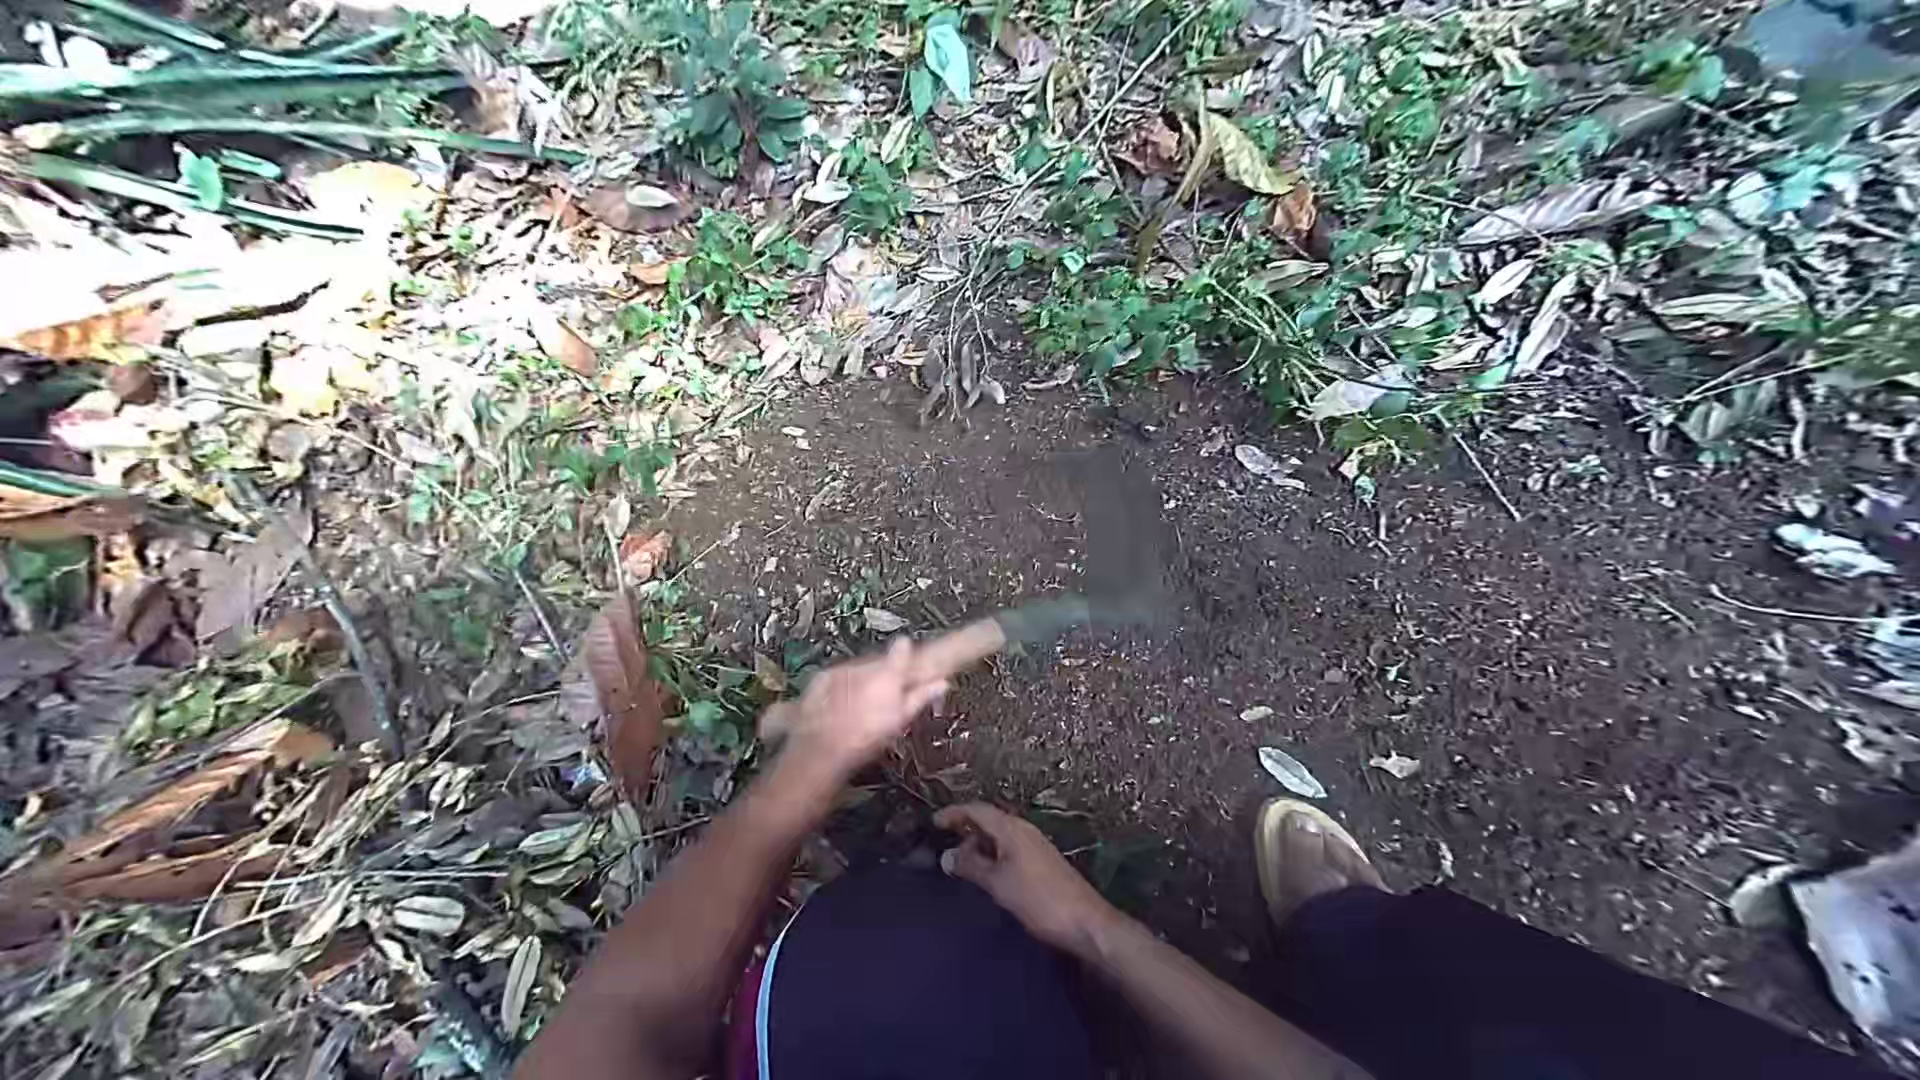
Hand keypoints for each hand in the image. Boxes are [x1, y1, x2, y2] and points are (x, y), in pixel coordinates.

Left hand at [779, 638, 947, 779]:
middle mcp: (866, 665)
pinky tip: (845, 703)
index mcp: (889, 673)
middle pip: (881, 661)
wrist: (822, 748)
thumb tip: (941, 683)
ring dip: (866, 679)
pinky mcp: (824, 677)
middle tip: (888, 696)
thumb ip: (920, 696)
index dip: (908, 653)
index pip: (904, 648)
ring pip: (861, 668)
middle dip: (886, 673)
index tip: (910, 665)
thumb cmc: (866, 737)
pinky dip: (846, 684)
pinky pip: (841, 675)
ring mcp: (843, 670)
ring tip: (864, 705)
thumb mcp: (900, 719)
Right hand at [935, 802, 1121, 955]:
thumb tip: (946, 856)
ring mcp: (1034, 844)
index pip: (977, 810)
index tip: (934, 822)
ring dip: (979, 842)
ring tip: (960, 860)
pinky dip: (992, 852)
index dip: (954, 813)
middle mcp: (1023, 829)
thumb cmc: (1038, 899)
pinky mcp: (1041, 860)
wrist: (1085, 921)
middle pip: (988, 819)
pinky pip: (1008, 846)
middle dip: (965, 826)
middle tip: (943, 840)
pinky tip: (986, 871)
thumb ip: (971, 866)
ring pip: (999, 834)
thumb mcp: (998, 883)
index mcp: (1011, 828)